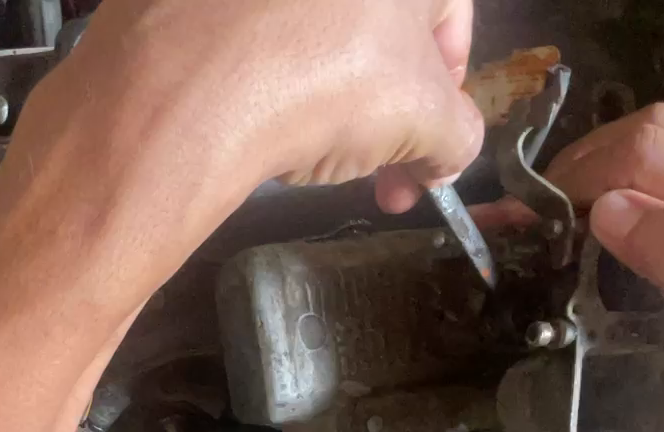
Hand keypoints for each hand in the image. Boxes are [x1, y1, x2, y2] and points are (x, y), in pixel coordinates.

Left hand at [33, 0, 484, 215]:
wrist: (205, 78)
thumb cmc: (340, 82)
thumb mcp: (426, 119)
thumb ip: (458, 137)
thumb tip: (448, 158)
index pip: (451, 24)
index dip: (446, 100)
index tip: (424, 159)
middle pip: (380, 39)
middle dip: (386, 118)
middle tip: (379, 181)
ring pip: (317, 46)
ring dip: (332, 107)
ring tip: (315, 160)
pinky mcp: (207, 4)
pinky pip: (257, 49)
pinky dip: (271, 90)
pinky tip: (264, 132)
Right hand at [542, 105, 663, 431]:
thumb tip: (608, 205)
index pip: (656, 151)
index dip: (587, 171)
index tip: (535, 211)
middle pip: (652, 139)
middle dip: (583, 165)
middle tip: (532, 210)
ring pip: (646, 158)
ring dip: (589, 176)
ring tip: (544, 215)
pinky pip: (646, 191)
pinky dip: (601, 197)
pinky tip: (575, 226)